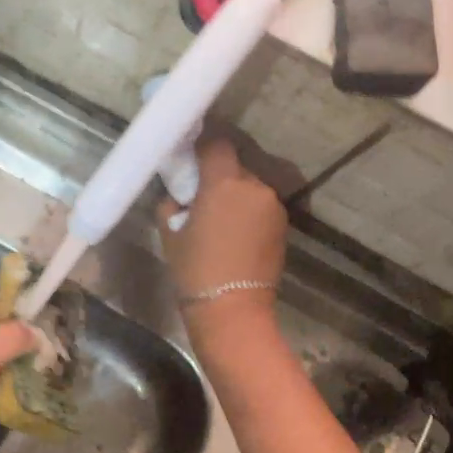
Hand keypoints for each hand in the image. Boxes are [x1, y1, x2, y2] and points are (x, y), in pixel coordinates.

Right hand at [158, 135, 288, 320]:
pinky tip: (235, 237)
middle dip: (218, 178)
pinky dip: (248, 214)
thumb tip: (180, 196)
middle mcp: (254, 186)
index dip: (202, 148)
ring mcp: (273, 205)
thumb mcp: (170, 235)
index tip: (190, 158)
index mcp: (223, 183)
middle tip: (200, 199)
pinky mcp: (283, 225)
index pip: (216, 145)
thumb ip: (173, 205)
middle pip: (235, 168)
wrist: (232, 307)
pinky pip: (261, 208)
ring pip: (250, 189)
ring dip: (235, 197)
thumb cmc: (194, 270)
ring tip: (219, 223)